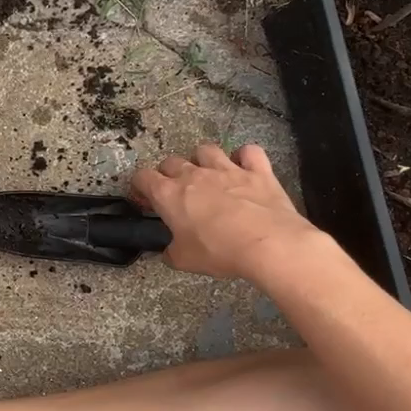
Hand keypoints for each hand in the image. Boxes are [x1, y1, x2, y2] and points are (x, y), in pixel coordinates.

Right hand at [131, 144, 326, 281]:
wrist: (269, 245)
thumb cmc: (220, 251)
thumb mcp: (184, 260)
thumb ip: (171, 252)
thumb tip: (169, 252)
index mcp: (168, 194)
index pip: (142, 177)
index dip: (140, 188)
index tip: (146, 202)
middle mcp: (193, 175)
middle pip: (171, 161)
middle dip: (169, 174)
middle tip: (177, 193)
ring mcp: (227, 170)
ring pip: (206, 150)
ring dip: (202, 159)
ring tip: (207, 175)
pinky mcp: (258, 172)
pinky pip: (249, 152)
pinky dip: (245, 157)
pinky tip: (245, 167)